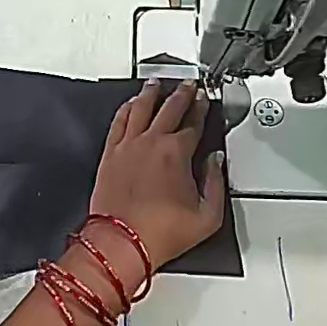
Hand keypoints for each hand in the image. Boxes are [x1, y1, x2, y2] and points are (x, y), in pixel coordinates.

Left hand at [88, 79, 227, 269]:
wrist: (121, 242)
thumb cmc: (159, 232)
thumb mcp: (207, 216)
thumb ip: (216, 184)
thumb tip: (216, 163)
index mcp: (177, 153)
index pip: (193, 123)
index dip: (201, 108)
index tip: (204, 99)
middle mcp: (151, 143)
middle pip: (169, 108)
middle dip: (181, 94)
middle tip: (188, 84)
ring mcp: (127, 146)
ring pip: (141, 108)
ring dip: (151, 93)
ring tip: (157, 83)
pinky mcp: (110, 154)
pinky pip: (118, 122)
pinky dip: (126, 108)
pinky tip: (130, 104)